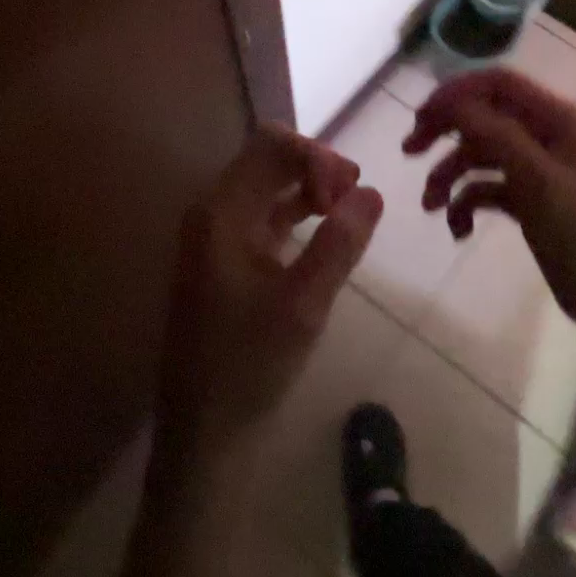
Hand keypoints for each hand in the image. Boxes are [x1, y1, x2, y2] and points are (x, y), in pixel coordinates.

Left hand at [156, 124, 383, 451]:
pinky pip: (266, 216)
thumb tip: (372, 192)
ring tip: (348, 216)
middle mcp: (213, 213)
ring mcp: (217, 238)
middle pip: (269, 158)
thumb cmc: (248, 366)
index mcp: (221, 213)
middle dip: (317, 167)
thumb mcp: (303, 305)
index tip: (346, 198)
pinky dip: (299, 214)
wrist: (203, 432)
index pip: (272, 144)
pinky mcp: (227, 261)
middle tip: (354, 202)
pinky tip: (326, 236)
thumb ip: (339, 244)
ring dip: (310, 188)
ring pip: (269, 186)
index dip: (317, 157)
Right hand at [403, 68, 575, 337]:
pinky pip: (490, 191)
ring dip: (451, 176)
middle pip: (485, 117)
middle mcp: (547, 138)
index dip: (456, 93)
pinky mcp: (533, 205)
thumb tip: (452, 101)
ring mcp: (540, 172)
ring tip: (431, 208)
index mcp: (558, 120)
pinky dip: (469, 204)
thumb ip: (497, 136)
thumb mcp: (541, 182)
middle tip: (409, 152)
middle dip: (446, 131)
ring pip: (482, 157)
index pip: (497, 84)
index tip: (419, 119)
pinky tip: (460, 230)